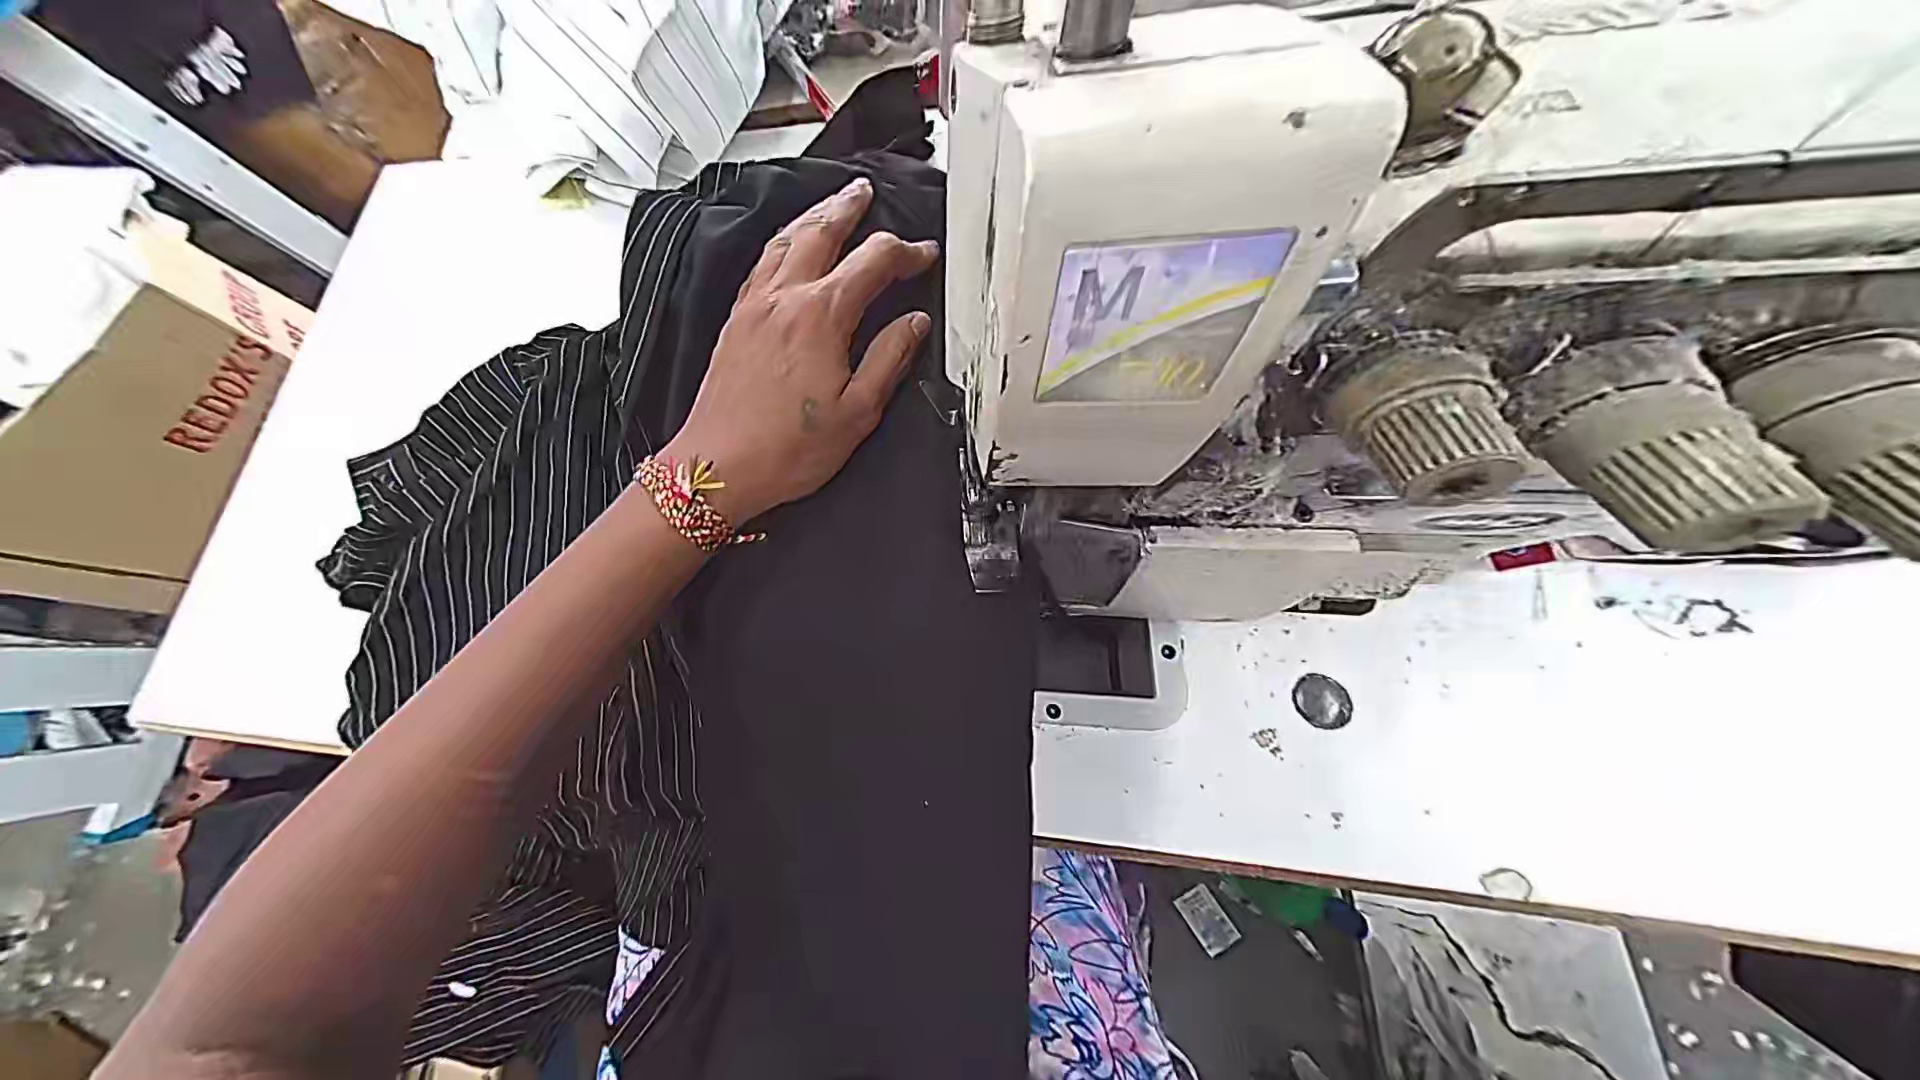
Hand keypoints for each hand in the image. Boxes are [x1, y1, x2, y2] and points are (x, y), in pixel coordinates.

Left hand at [663, 177, 938, 524]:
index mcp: (820, 316)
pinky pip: (760, 264)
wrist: (719, 466)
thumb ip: (889, 359)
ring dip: (811, 217)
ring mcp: (754, 307)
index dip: (904, 253)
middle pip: (820, 232)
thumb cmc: (788, 449)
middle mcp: (783, 299)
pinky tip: (785, 249)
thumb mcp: (858, 411)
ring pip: (784, 240)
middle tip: (865, 193)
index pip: (872, 263)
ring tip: (829, 206)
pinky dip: (780, 243)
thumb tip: (914, 324)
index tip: (923, 255)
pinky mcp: (735, 322)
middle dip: (849, 209)